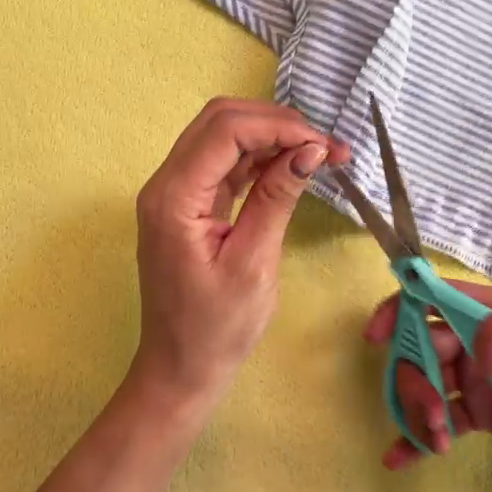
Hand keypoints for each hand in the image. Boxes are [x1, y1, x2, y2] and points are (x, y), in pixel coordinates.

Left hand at [132, 98, 350, 403]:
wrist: (180, 369)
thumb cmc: (215, 329)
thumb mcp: (253, 264)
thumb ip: (276, 199)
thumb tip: (310, 150)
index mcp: (173, 198)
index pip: (224, 131)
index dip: (278, 127)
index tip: (324, 146)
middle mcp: (166, 184)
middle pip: (219, 121)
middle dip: (276, 123)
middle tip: (326, 147)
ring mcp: (174, 191)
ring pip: (222, 136)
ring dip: (271, 137)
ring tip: (320, 155)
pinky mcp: (188, 203)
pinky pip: (224, 163)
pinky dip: (259, 158)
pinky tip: (293, 167)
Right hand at [364, 281, 491, 491]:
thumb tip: (482, 323)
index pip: (441, 298)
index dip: (403, 309)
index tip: (376, 337)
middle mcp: (489, 340)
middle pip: (426, 344)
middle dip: (415, 378)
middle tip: (429, 418)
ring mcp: (486, 377)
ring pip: (431, 381)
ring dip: (420, 410)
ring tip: (434, 443)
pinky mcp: (488, 412)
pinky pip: (445, 416)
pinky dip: (422, 434)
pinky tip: (401, 456)